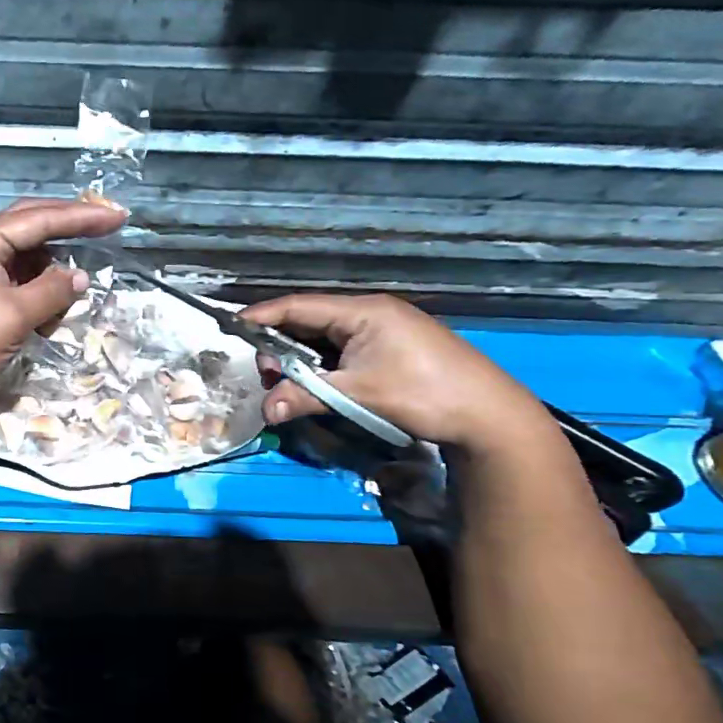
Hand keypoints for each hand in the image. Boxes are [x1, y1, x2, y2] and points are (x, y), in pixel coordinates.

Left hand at [0, 200, 126, 411]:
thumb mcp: (15, 315)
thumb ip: (53, 290)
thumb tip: (80, 276)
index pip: (37, 218)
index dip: (81, 216)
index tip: (118, 216)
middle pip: (28, 229)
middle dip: (66, 232)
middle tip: (106, 229)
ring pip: (23, 262)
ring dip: (49, 277)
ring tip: (64, 304)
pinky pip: (12, 285)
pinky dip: (33, 297)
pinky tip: (43, 321)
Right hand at [240, 293, 552, 451]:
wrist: (491, 416)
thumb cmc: (424, 395)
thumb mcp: (357, 395)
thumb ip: (304, 397)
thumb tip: (265, 411)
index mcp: (363, 312)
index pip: (298, 306)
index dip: (262, 315)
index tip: (231, 327)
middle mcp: (371, 313)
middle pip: (308, 321)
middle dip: (279, 345)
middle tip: (266, 374)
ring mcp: (382, 330)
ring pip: (323, 337)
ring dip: (299, 358)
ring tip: (285, 381)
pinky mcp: (390, 348)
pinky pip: (341, 349)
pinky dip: (320, 364)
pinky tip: (310, 382)